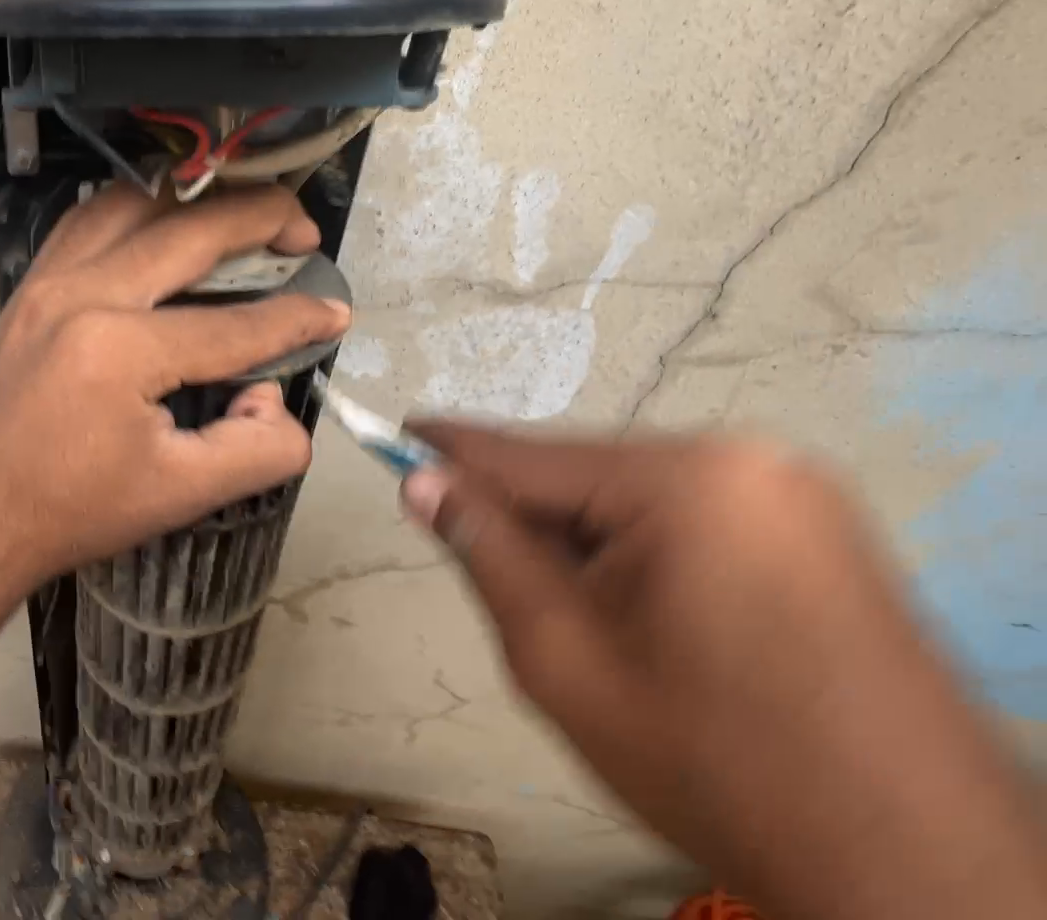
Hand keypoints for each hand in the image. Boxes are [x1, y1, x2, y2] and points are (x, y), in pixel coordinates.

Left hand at [0, 182, 349, 623]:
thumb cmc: (74, 511)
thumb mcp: (182, 494)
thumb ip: (258, 448)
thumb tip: (278, 398)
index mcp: (120, 348)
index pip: (233, 323)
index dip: (296, 318)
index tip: (336, 311)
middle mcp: (80, 294)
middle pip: (188, 231)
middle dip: (259, 219)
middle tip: (301, 231)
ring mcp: (45, 284)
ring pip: (131, 205)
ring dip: (194, 201)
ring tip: (239, 215)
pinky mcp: (27, 291)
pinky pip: (84, 222)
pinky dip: (133, 210)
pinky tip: (160, 225)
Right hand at [399, 426, 1046, 919]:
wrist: (918, 870)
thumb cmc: (712, 760)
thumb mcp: (561, 656)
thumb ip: (485, 553)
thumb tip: (421, 481)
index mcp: (684, 479)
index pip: (525, 455)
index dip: (447, 451)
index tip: (387, 435)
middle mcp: (748, 460)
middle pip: (583, 478)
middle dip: (526, 522)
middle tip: (498, 589)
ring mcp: (797, 495)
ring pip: (633, 502)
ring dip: (582, 545)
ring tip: (579, 625)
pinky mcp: (821, 534)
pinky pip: (689, 522)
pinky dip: (636, 555)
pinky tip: (637, 619)